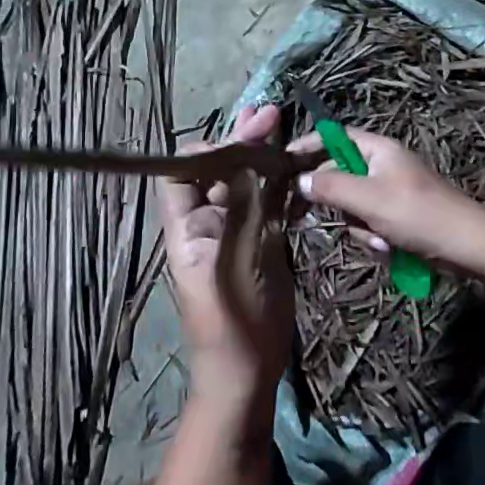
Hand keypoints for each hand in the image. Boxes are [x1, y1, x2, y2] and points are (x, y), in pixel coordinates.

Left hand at [156, 104, 294, 403]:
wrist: (247, 369)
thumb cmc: (233, 320)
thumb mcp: (236, 258)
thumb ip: (244, 206)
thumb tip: (251, 158)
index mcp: (187, 225)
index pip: (184, 170)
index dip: (209, 148)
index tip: (244, 134)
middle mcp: (208, 221)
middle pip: (220, 171)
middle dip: (242, 142)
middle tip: (270, 114)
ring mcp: (237, 231)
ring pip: (249, 184)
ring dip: (266, 159)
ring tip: (285, 128)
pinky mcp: (262, 243)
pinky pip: (270, 205)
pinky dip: (284, 186)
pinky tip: (301, 170)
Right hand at [288, 127, 483, 260]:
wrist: (467, 247)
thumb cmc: (417, 214)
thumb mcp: (367, 198)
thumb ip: (329, 186)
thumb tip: (298, 180)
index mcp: (378, 149)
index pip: (333, 137)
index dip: (307, 147)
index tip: (281, 163)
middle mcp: (382, 165)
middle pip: (338, 175)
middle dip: (337, 202)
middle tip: (318, 217)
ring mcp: (390, 192)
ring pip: (351, 205)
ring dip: (358, 226)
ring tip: (377, 238)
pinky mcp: (396, 216)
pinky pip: (368, 222)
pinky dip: (373, 236)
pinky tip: (387, 247)